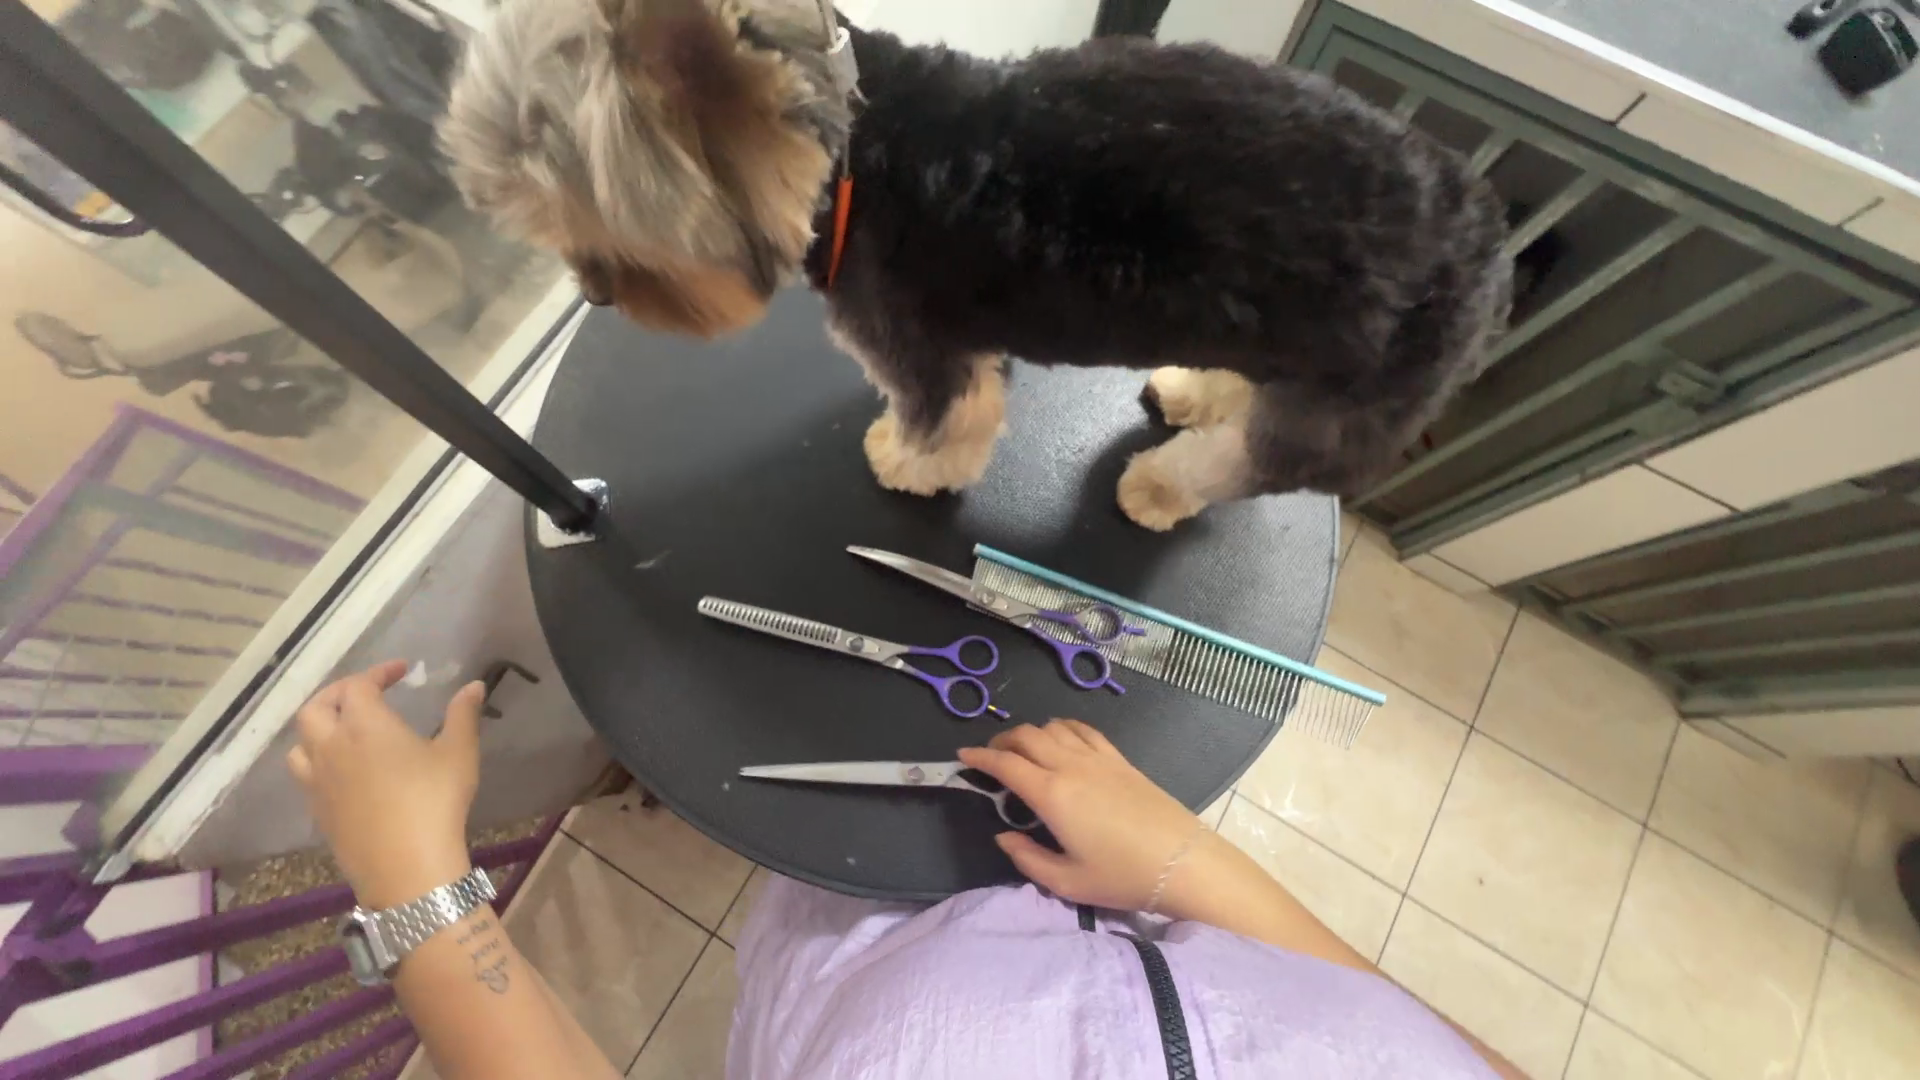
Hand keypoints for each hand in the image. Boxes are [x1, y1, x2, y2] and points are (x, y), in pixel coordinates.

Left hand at [288, 660, 485, 908]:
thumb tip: (473, 686)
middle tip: (367, 691)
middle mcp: (332, 746)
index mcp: (366, 726)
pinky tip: (345, 767)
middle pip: (315, 708)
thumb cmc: (435, 798)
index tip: (402, 670)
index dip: (377, 673)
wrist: (404, 861)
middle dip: (339, 692)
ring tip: (346, 727)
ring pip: (300, 741)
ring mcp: (318, 780)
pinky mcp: (316, 808)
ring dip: (320, 725)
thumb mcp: (459, 751)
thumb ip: (463, 714)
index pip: (358, 686)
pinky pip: (305, 771)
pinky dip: (319, 756)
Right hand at [958, 720, 1206, 911]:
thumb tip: (1004, 835)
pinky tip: (1061, 741)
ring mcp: (1096, 757)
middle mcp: (1069, 765)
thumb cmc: (1122, 876)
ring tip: (1024, 750)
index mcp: (1051, 794)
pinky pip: (1082, 729)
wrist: (1182, 862)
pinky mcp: (1118, 758)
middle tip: (991, 756)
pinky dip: (1062, 728)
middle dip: (1001, 740)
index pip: (1005, 763)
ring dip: (1031, 733)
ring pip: (1052, 727)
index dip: (980, 756)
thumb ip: (1027, 858)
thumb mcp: (1067, 882)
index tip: (963, 756)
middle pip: (1025, 735)